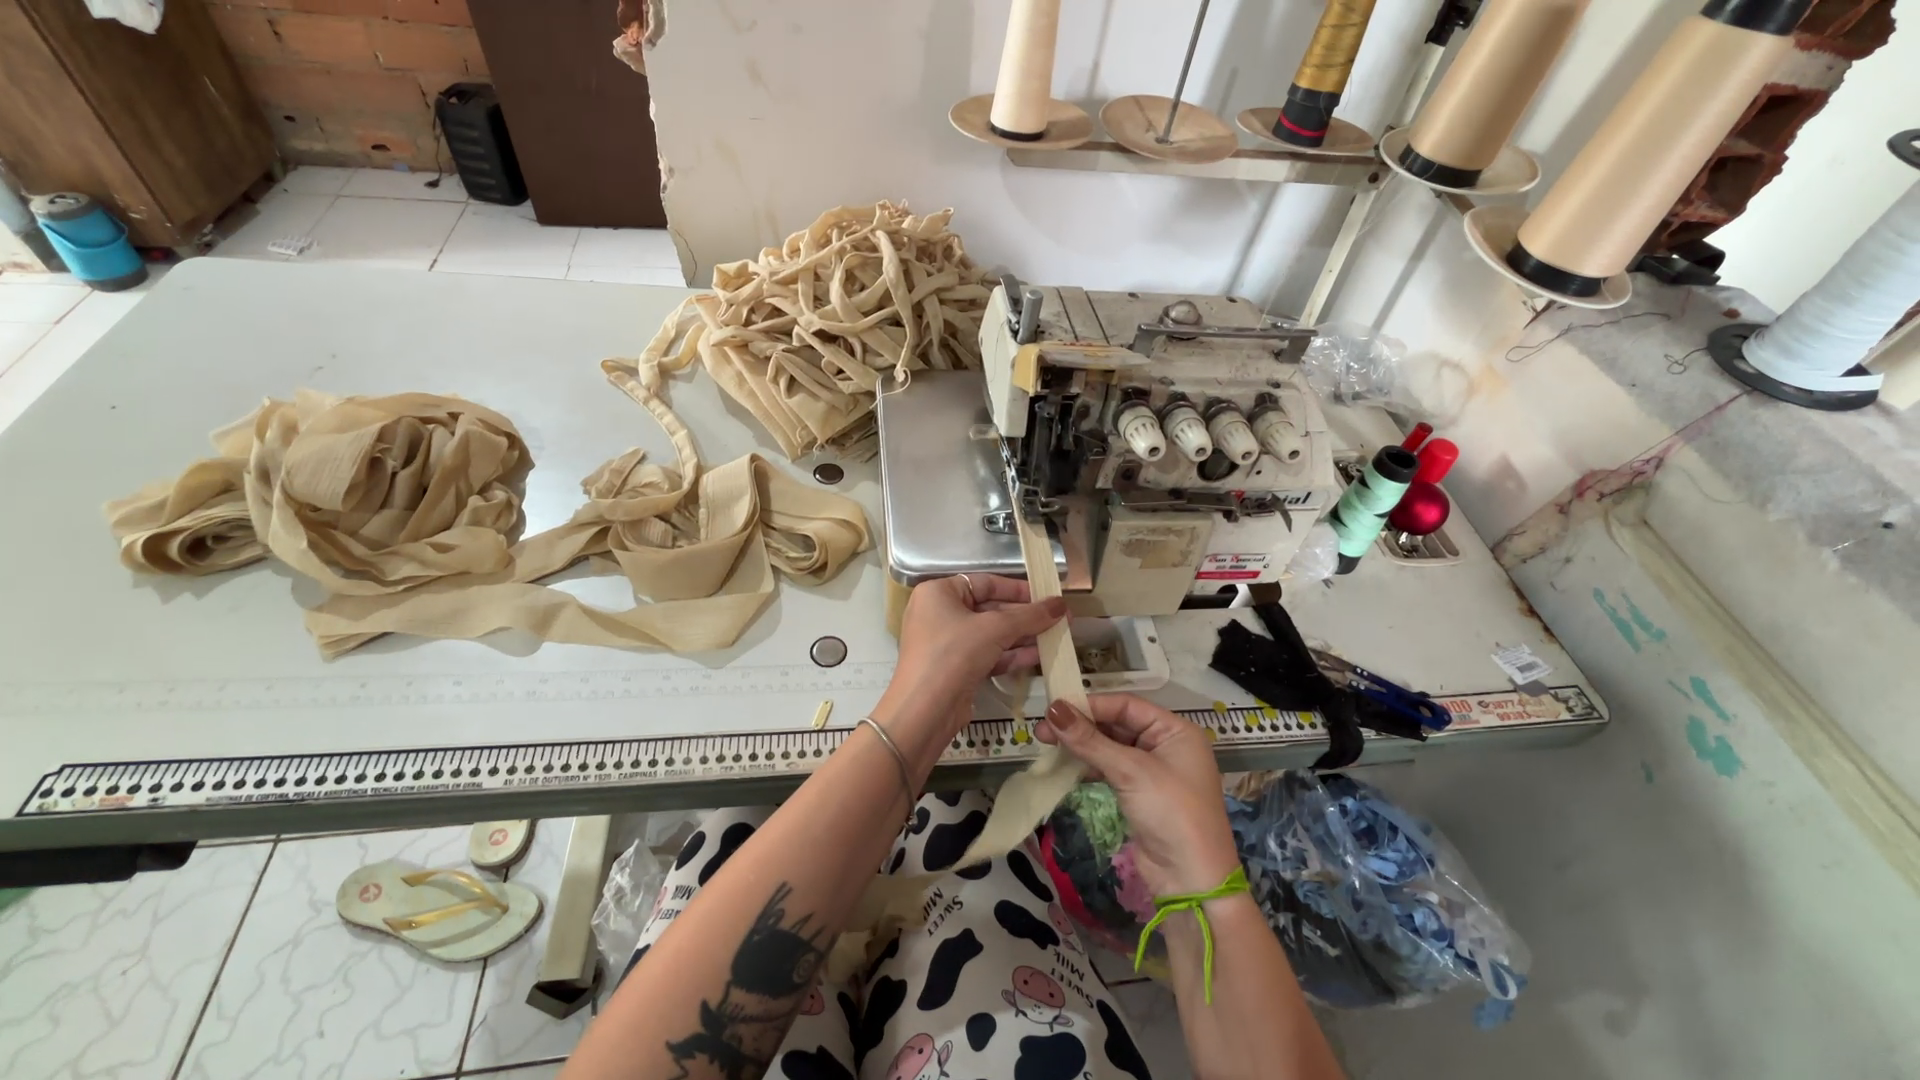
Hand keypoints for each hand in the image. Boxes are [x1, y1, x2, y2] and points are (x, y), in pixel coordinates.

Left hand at [874, 574, 1065, 763]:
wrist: (925, 711)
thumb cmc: (954, 654)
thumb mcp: (995, 629)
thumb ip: (1030, 615)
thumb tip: (1060, 605)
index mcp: (938, 593)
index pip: (985, 583)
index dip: (1018, 589)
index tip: (1047, 596)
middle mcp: (939, 614)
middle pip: (990, 609)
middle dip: (1025, 616)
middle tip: (1059, 618)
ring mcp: (947, 644)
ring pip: (991, 635)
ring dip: (1023, 636)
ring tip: (1057, 636)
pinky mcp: (956, 669)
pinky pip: (988, 655)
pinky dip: (1011, 655)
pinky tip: (1040, 656)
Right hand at [1039, 695, 1241, 896]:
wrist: (1191, 879)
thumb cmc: (1170, 812)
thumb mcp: (1130, 771)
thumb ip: (1090, 740)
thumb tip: (1052, 710)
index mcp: (1175, 731)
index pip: (1127, 706)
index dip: (1090, 705)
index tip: (1054, 708)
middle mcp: (1166, 745)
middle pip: (1117, 725)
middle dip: (1081, 726)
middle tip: (1042, 730)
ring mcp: (1152, 771)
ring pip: (1110, 747)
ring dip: (1081, 745)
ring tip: (1046, 744)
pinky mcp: (1139, 794)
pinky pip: (1109, 769)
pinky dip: (1088, 766)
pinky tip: (1065, 765)